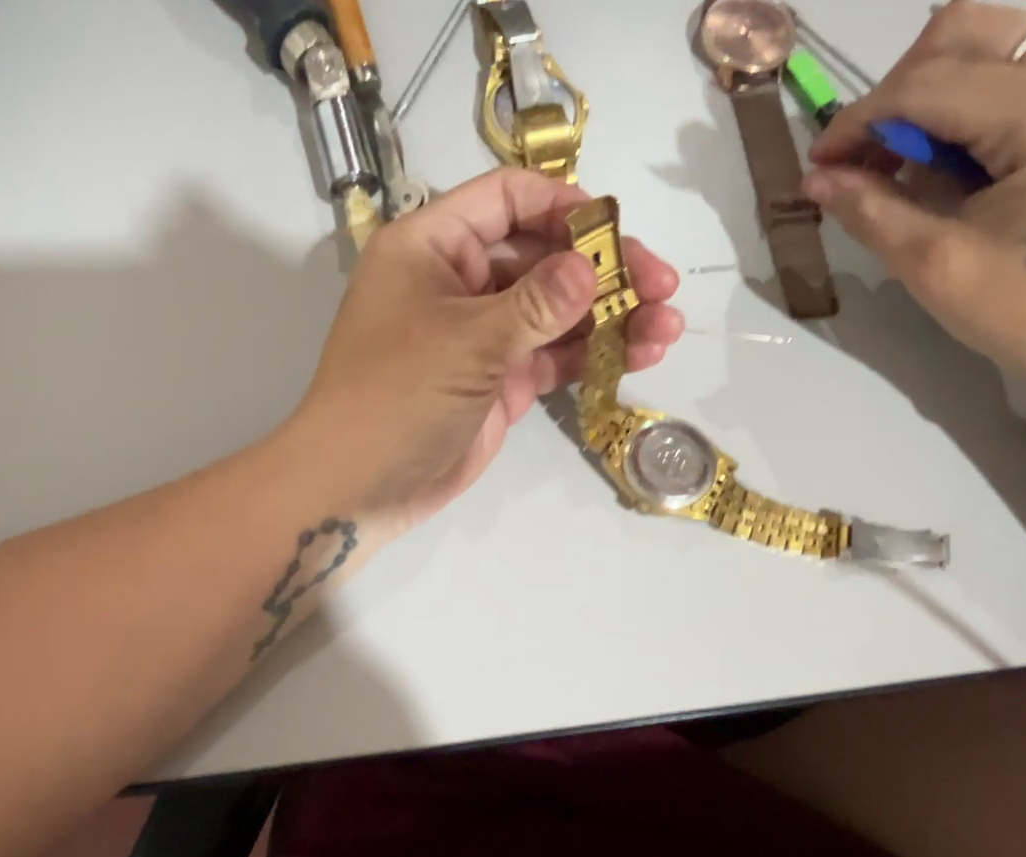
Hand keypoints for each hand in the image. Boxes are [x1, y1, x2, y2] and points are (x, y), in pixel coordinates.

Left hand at [290, 168, 682, 524]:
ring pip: (554, 310)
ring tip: (667, 327)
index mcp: (431, 246)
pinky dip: (591, 353)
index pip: (505, 200)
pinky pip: (551, 354)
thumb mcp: (467, 341)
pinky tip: (640, 354)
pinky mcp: (497, 381)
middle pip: (541, 255)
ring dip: (610, 315)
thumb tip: (591, 268)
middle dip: (603, 269)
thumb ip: (536, 303)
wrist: (358, 486)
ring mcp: (479, 334)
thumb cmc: (397, 396)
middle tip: (662, 285)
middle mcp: (457, 282)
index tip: (614, 228)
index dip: (562, 206)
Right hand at [806, 2, 1025, 425]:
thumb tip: (816, 177)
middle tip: (865, 158)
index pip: (929, 85)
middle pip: (965, 33)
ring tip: (911, 163)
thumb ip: (870, 208)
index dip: (859, 120)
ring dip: (933, 94)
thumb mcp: (935, 266)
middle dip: (896, 93)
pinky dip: (974, 98)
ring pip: (993, 41)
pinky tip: (958, 154)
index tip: (819, 162)